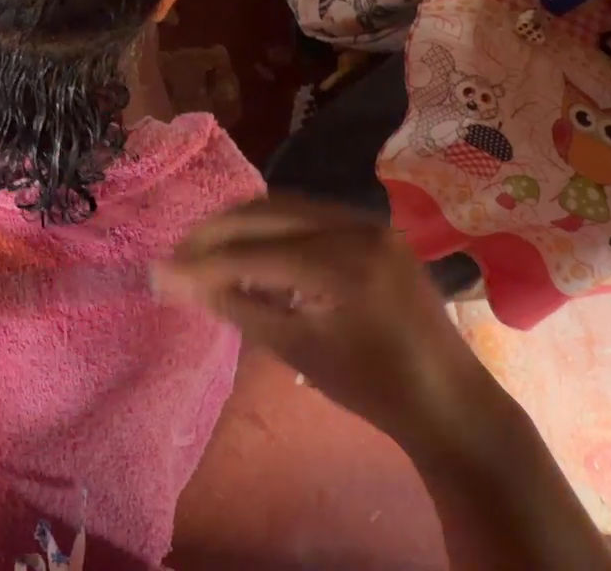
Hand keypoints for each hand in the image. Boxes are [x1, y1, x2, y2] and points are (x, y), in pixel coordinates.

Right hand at [151, 194, 485, 440]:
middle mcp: (357, 227)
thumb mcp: (296, 350)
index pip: (252, 253)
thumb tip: (177, 282)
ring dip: (240, 226)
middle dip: (214, 233)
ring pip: (284, 207)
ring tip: (205, 251)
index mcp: (344, 264)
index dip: (200, 263)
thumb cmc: (373, 388)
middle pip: (265, 213)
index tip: (159, 272)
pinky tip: (252, 252)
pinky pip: (307, 216)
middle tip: (177, 255)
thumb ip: (234, 306)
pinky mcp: (373, 229)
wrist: (451, 403)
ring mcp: (369, 223)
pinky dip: (271, 229)